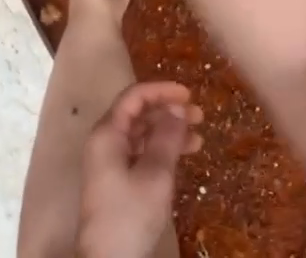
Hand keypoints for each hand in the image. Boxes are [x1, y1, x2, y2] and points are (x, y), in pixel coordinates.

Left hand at [78, 82, 202, 257]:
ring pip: (141, 135)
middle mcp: (105, 142)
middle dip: (168, 111)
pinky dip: (160, 151)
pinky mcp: (116, 181)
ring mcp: (109, 162)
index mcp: (107, 133)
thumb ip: (167, 138)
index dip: (161, 91)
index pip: (134, 97)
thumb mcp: (155, 175)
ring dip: (168, 132)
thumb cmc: (130, 214)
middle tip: (199, 117)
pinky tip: (180, 157)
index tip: (189, 95)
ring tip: (197, 140)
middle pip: (138, 114)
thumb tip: (178, 107)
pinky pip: (140, 153)